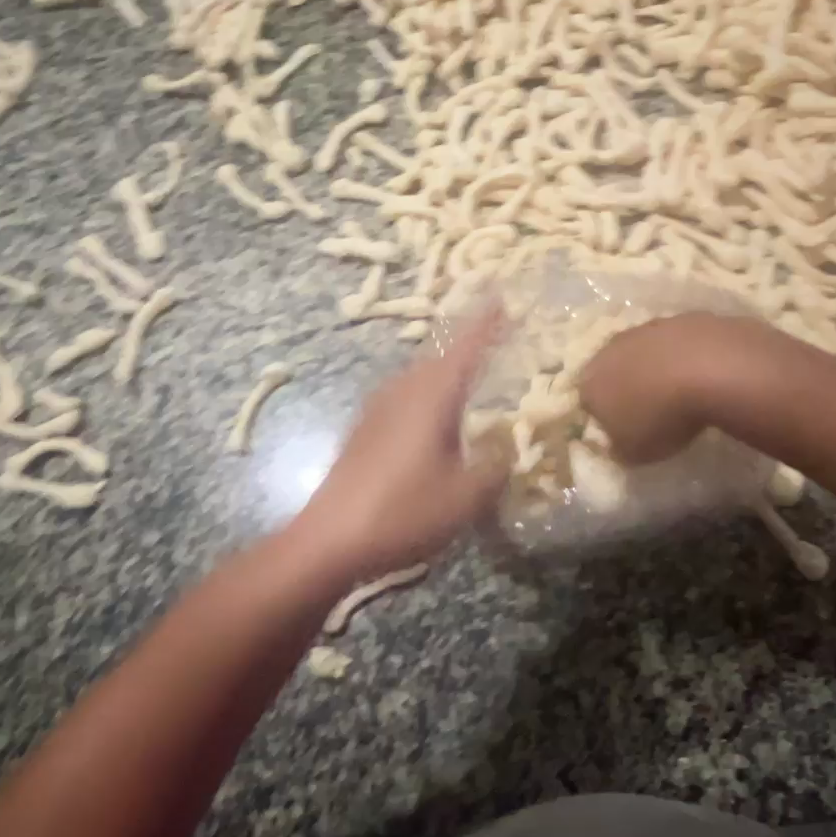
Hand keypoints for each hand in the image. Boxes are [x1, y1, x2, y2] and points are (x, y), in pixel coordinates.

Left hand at [290, 310, 510, 580]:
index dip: (486, 323)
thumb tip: (506, 448)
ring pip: (418, 378)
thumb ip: (495, 467)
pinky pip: (404, 398)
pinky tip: (433, 421)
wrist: (329, 539)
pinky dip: (426, 397)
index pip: (466, 348)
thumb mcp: (466, 497)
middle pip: (439, 358)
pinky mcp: (363, 432)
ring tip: (469, 379)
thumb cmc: (403, 512)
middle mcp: (402, 392)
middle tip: (494, 339)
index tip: (501, 297)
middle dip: (466, 346)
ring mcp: (377, 410)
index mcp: (431, 396)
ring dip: (444, 373)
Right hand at [580, 311, 770, 464]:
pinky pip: (678, 342)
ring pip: (645, 351)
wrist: (710, 368)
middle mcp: (611, 349)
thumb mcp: (635, 452)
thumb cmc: (662, 417)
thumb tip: (618, 443)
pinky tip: (706, 375)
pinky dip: (686, 356)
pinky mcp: (682, 318)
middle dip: (628, 386)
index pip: (588, 400)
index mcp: (592, 381)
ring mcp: (647, 328)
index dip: (606, 417)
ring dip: (657, 368)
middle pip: (614, 369)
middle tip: (653, 409)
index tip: (627, 430)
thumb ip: (619, 448)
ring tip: (682, 392)